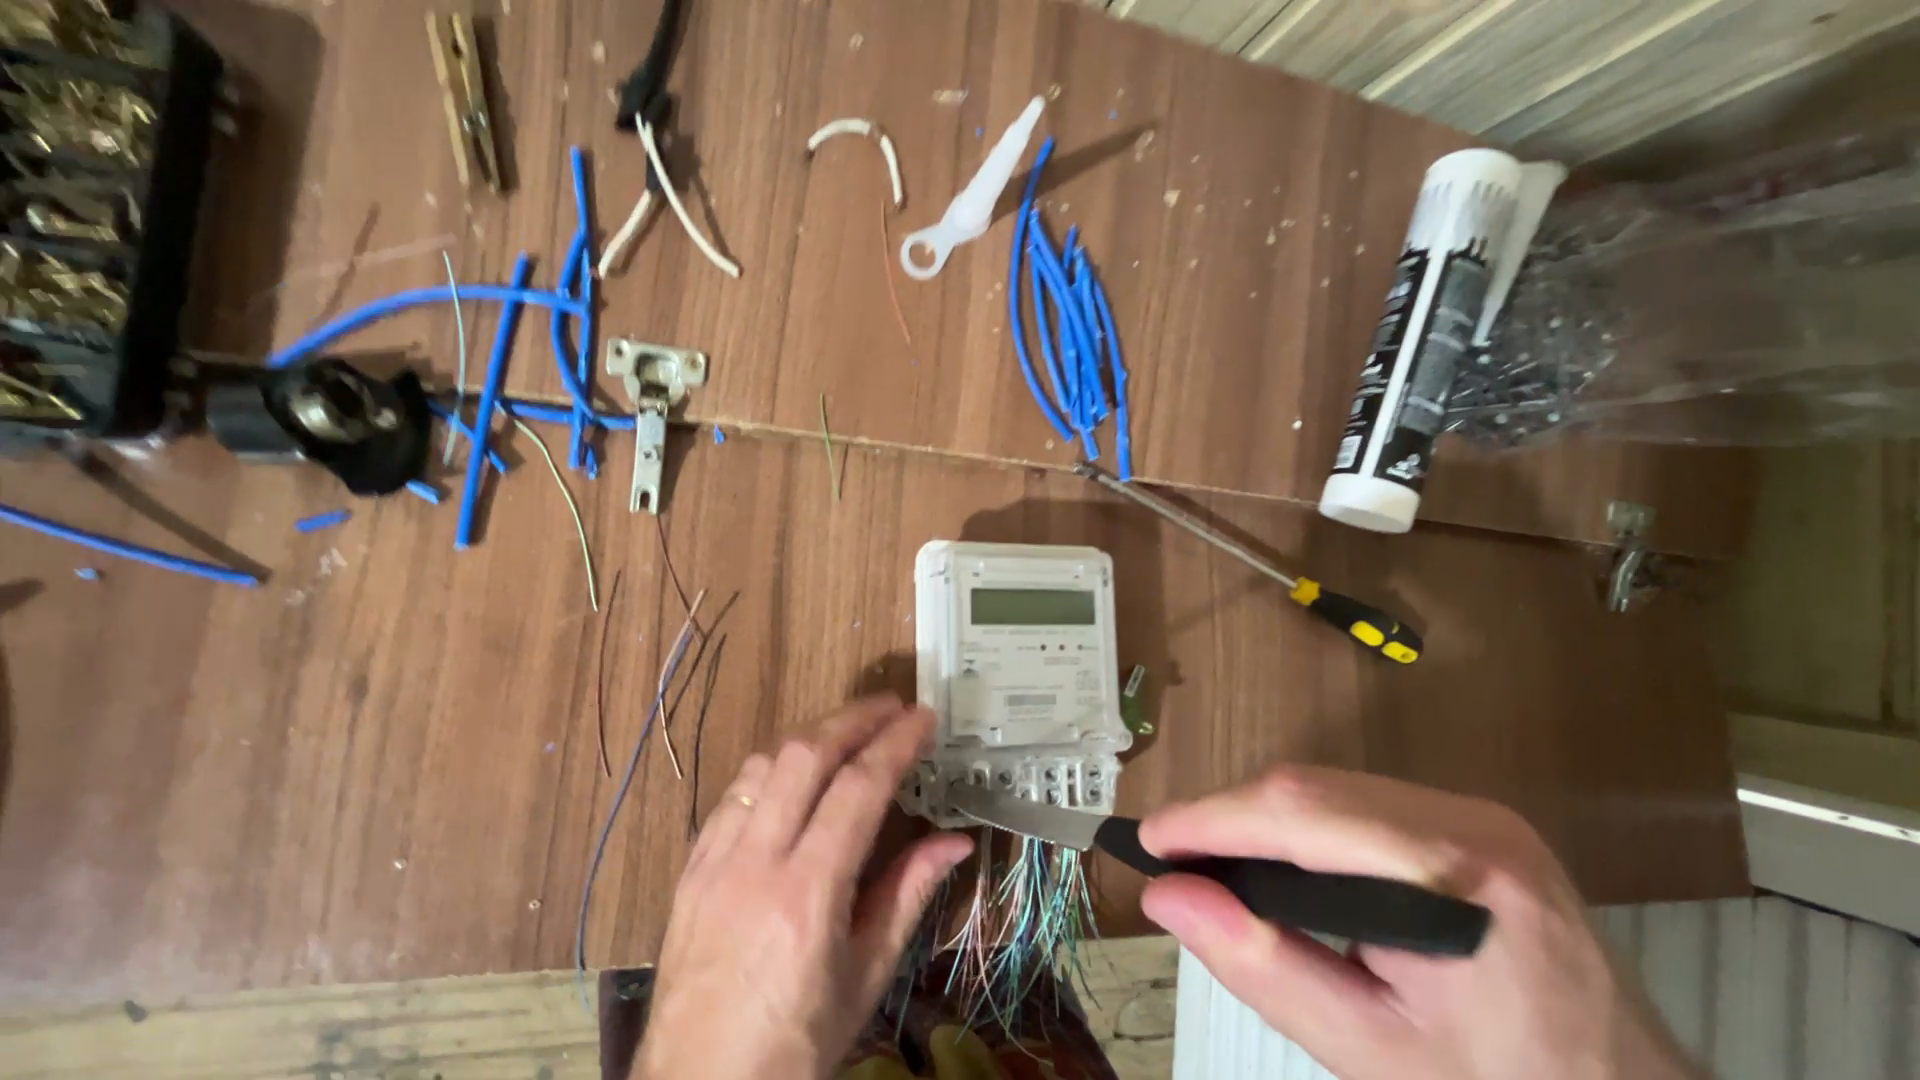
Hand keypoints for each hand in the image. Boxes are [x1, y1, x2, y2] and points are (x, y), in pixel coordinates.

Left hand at [636, 695, 973, 1079]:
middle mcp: (755, 863)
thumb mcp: (865, 977)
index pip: (858, 789)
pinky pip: (730, 797)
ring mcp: (714, 862)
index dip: (895, 744)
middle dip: (852, 719)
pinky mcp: (689, 871)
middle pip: (803, 756)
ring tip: (847, 736)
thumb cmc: (796, 1046)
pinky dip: (768, 771)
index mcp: (808, 894)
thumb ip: (906, 895)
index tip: (923, 718)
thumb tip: (956, 841)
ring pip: (760, 765)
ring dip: (808, 738)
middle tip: (891, 708)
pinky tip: (790, 778)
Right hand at [1139, 766, 1698, 1079]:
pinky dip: (1306, 828)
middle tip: (1175, 865)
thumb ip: (1262, 965)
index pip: (1301, 812)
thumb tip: (1168, 895)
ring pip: (1333, 788)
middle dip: (1231, 818)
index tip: (1146, 842)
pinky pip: (1364, 804)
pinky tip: (1284, 868)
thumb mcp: (1370, 1052)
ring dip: (1264, 821)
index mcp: (1456, 874)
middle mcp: (1472, 820)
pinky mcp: (1480, 825)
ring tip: (1217, 868)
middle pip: (1314, 789)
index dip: (1212, 817)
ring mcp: (1482, 815)